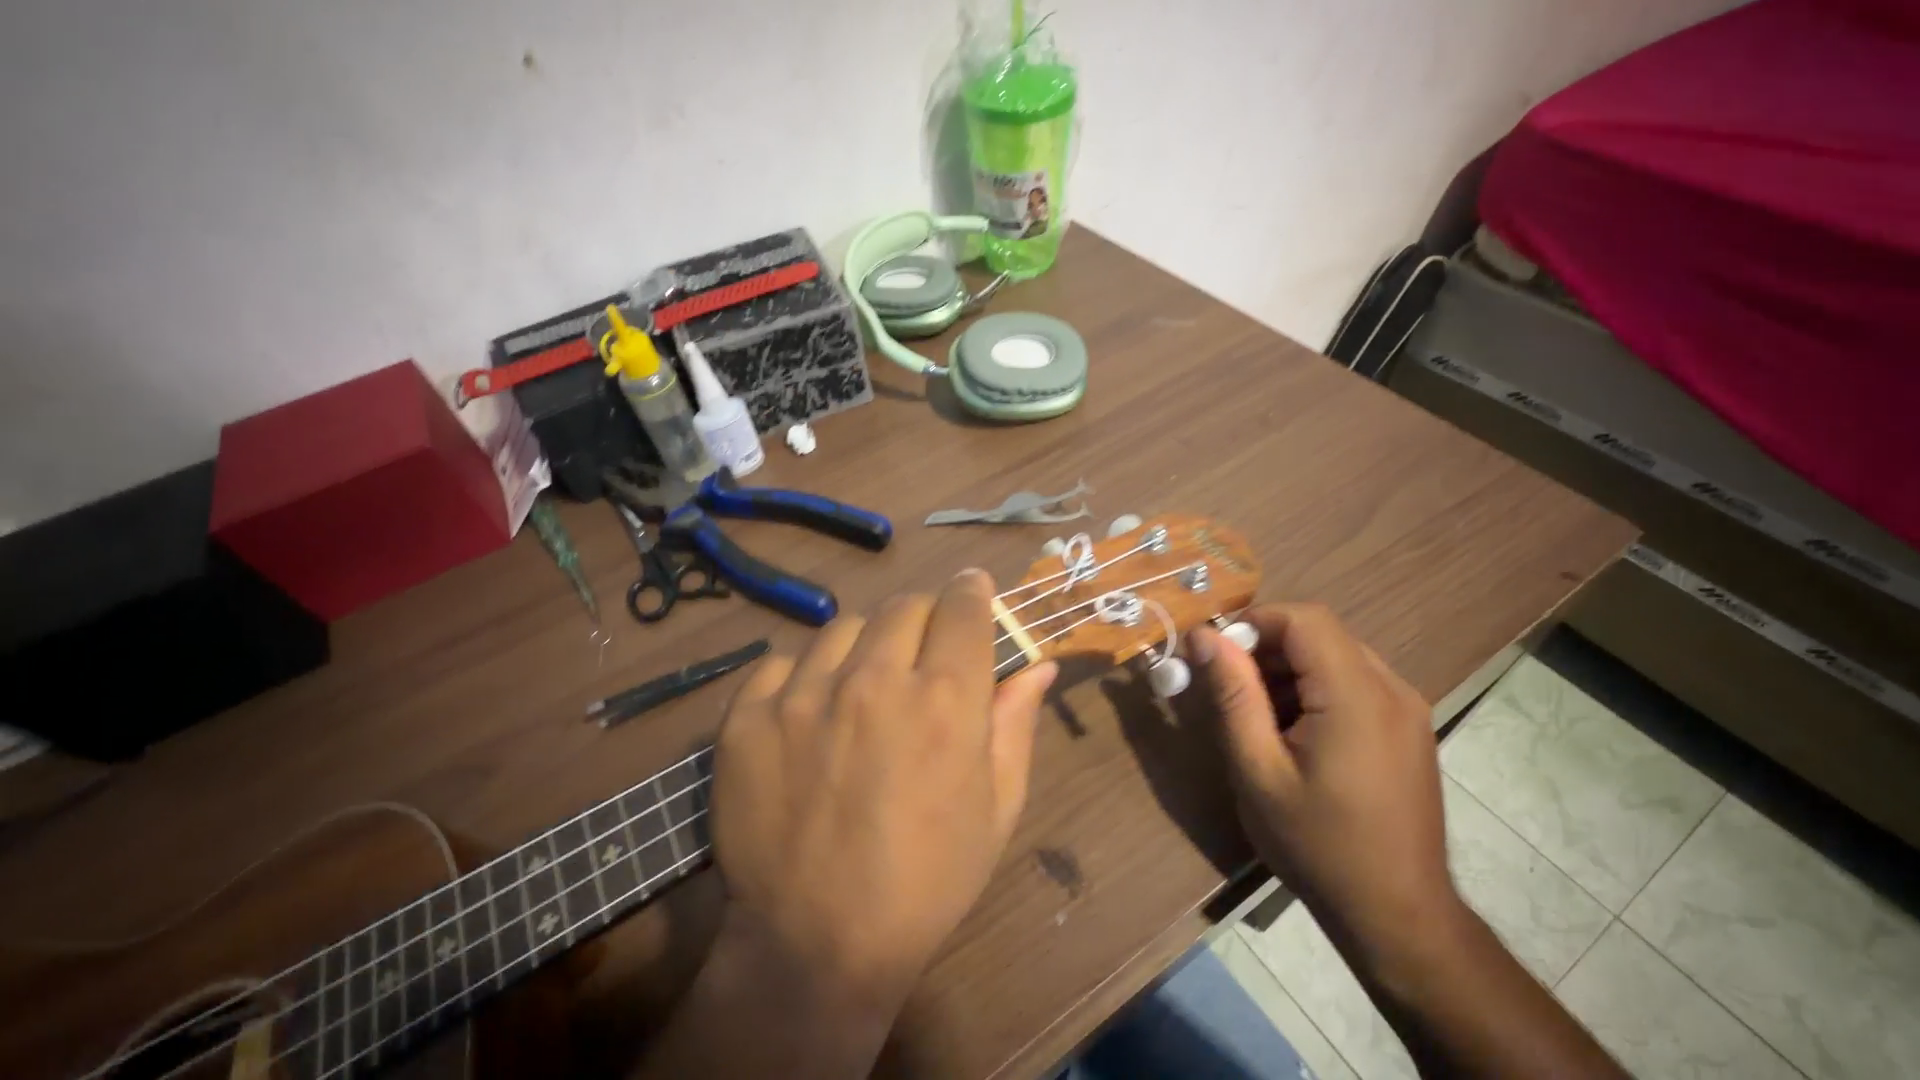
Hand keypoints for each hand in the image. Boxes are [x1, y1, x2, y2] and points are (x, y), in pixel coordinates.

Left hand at [707, 569, 1058, 1012]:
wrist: (817, 942)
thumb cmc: (927, 882)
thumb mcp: (995, 810)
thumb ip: (1015, 725)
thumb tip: (1037, 664)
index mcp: (946, 700)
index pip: (963, 606)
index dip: (972, 593)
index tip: (972, 593)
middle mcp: (875, 680)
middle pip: (903, 606)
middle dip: (922, 619)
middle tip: (920, 656)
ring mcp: (803, 694)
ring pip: (842, 629)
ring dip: (863, 647)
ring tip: (861, 690)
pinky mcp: (747, 717)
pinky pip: (781, 663)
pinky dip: (803, 677)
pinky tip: (809, 716)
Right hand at [1189, 604, 1454, 955]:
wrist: (1396, 912)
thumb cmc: (1317, 844)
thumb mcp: (1258, 770)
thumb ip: (1233, 695)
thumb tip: (1204, 636)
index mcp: (1356, 695)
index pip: (1305, 618)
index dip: (1254, 622)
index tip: (1215, 655)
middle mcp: (1392, 689)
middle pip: (1322, 635)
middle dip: (1267, 650)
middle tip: (1226, 690)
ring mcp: (1408, 710)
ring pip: (1339, 658)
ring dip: (1291, 672)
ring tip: (1256, 719)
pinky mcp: (1410, 730)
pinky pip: (1357, 685)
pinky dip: (1318, 692)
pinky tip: (1294, 737)